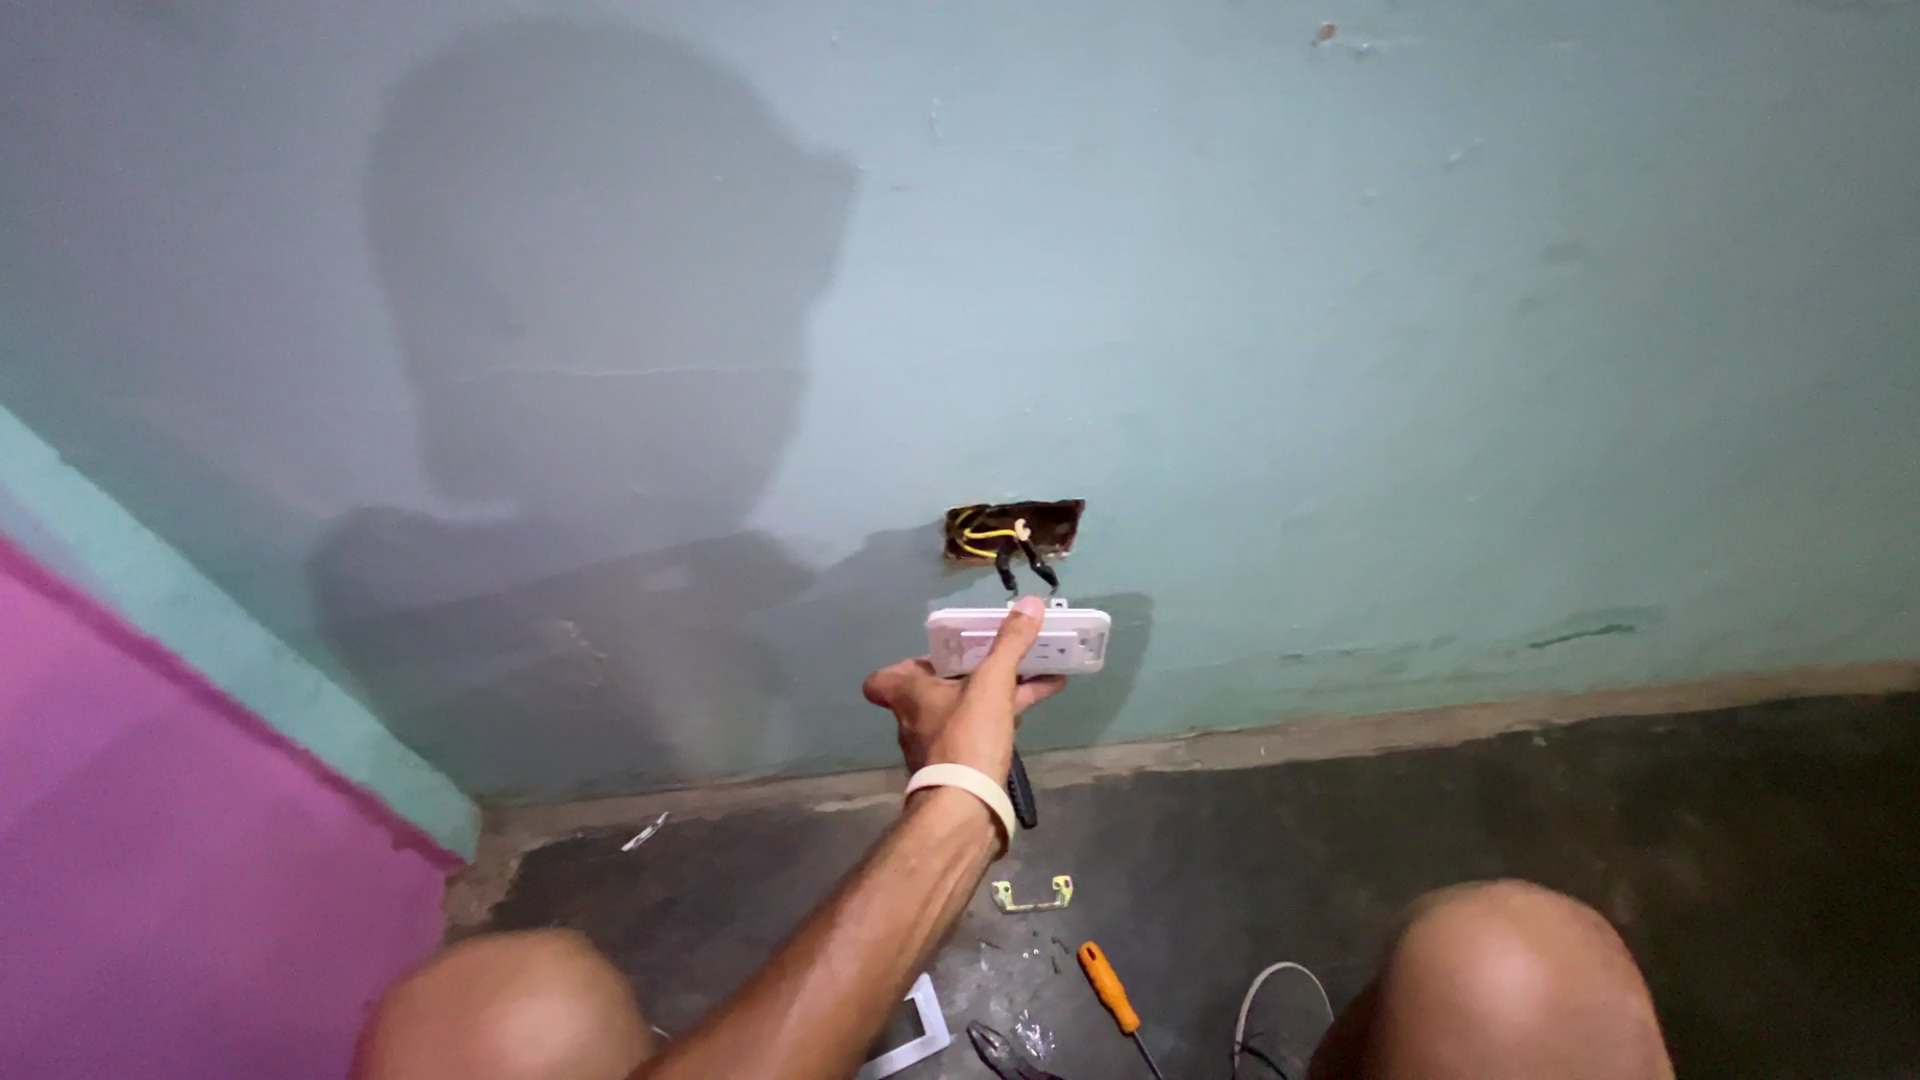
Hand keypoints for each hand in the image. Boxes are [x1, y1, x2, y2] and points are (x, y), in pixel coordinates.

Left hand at [862, 595, 1067, 777]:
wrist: (968, 808)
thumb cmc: (966, 737)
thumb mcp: (992, 682)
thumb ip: (1010, 643)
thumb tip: (1030, 602)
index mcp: (909, 694)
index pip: (881, 680)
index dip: (904, 666)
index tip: (938, 656)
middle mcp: (914, 719)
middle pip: (933, 688)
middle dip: (967, 673)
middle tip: (997, 657)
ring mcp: (936, 745)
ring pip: (963, 709)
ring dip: (994, 693)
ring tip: (1035, 674)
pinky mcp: (960, 767)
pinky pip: (982, 730)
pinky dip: (1007, 716)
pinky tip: (1043, 701)